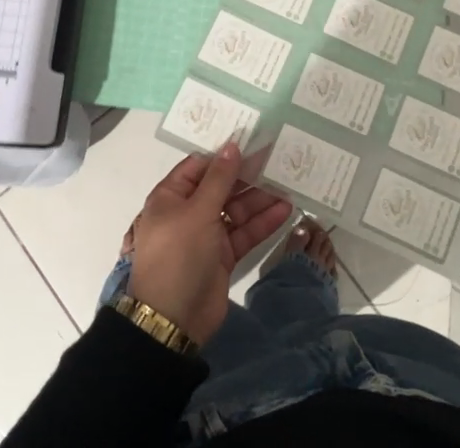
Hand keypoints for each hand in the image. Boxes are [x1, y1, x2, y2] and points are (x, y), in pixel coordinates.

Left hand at [126, 143, 292, 343]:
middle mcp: (188, 212)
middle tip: (277, 161)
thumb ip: (219, 179)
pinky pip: (244, 233)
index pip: (199, 166)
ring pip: (236, 210)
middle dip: (247, 176)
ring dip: (259, 199)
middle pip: (220, 187)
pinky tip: (285, 210)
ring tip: (288, 184)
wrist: (174, 319)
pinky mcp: (223, 256)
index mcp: (171, 197)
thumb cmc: (178, 256)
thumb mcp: (197, 212)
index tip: (252, 140)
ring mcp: (206, 235)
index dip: (223, 154)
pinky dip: (262, 223)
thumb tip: (231, 146)